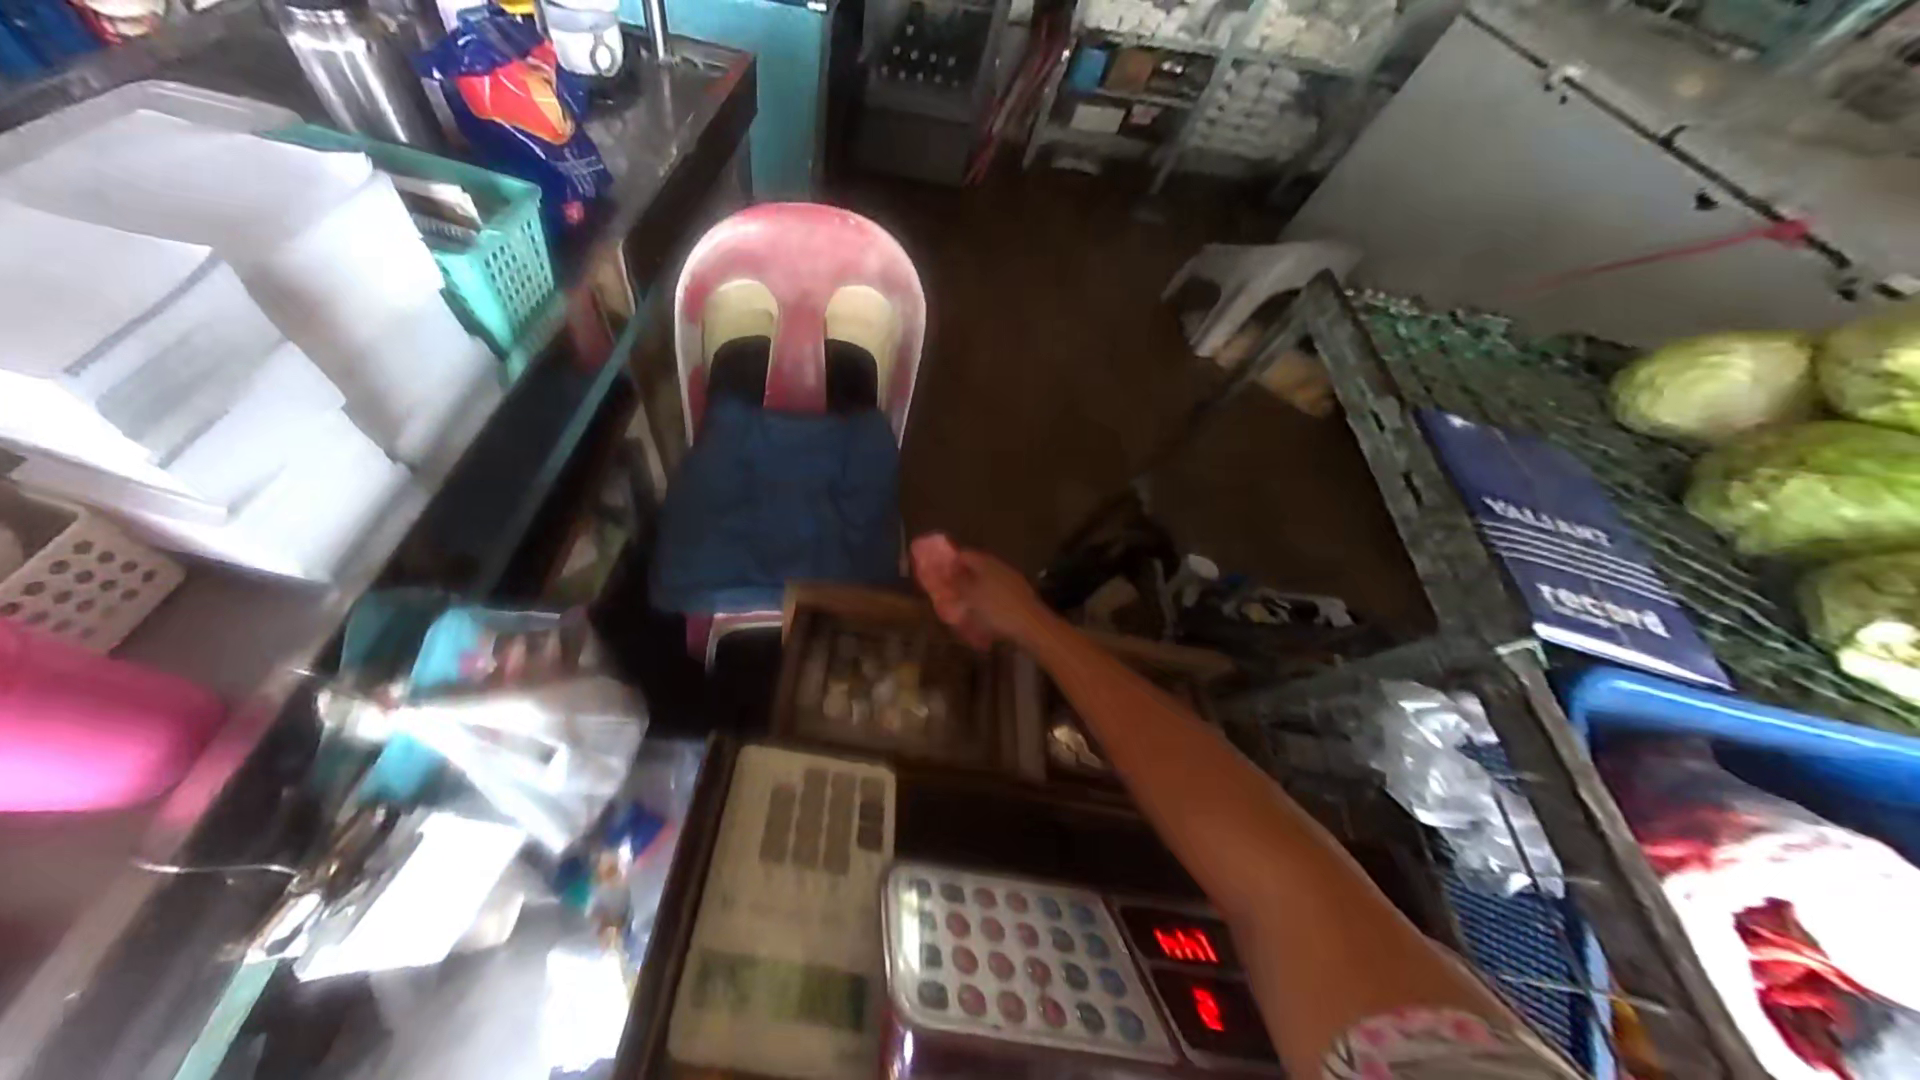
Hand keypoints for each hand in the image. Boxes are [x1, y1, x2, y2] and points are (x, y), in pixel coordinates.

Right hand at [909, 533, 1053, 648]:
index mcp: (986, 562)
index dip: (950, 563)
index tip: (939, 577)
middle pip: (975, 567)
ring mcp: (1011, 579)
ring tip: (964, 606)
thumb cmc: (996, 608)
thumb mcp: (970, 595)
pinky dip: (987, 599)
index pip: (963, 554)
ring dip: (974, 590)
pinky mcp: (1018, 594)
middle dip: (962, 578)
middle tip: (950, 593)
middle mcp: (999, 566)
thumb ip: (957, 581)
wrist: (1032, 625)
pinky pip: (996, 592)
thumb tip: (947, 570)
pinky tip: (983, 614)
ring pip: (986, 580)